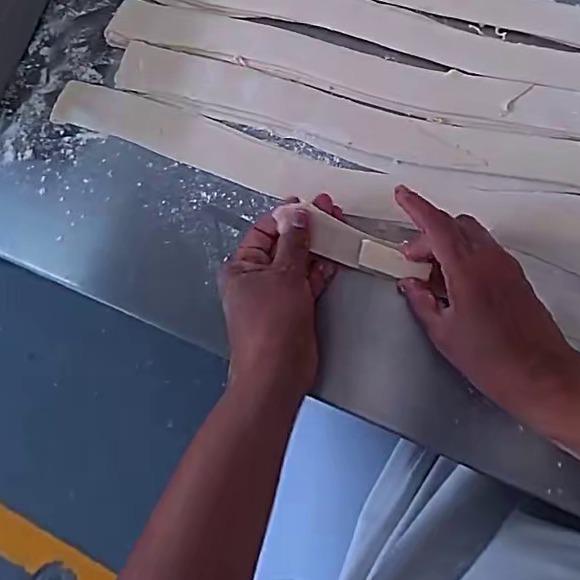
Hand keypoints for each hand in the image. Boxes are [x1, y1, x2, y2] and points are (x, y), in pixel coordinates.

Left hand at [220, 194, 339, 401]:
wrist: (278, 375)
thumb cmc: (269, 327)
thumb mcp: (284, 274)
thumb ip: (295, 241)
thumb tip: (299, 215)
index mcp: (241, 266)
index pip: (265, 230)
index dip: (287, 215)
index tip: (309, 204)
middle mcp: (256, 277)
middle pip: (285, 243)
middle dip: (307, 227)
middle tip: (329, 210)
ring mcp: (277, 292)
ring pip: (300, 260)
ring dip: (318, 245)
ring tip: (338, 225)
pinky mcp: (295, 306)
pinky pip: (309, 279)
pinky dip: (322, 267)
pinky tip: (335, 253)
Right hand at [393, 186, 579, 423]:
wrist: (543, 376)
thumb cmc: (496, 361)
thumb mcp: (445, 335)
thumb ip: (423, 303)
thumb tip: (411, 286)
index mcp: (467, 268)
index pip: (436, 224)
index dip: (415, 206)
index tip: (402, 195)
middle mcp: (488, 258)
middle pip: (453, 225)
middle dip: (427, 234)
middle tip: (410, 257)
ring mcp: (505, 264)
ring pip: (470, 234)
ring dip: (447, 242)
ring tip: (431, 274)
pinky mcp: (515, 275)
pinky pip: (484, 249)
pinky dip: (465, 253)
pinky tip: (455, 283)